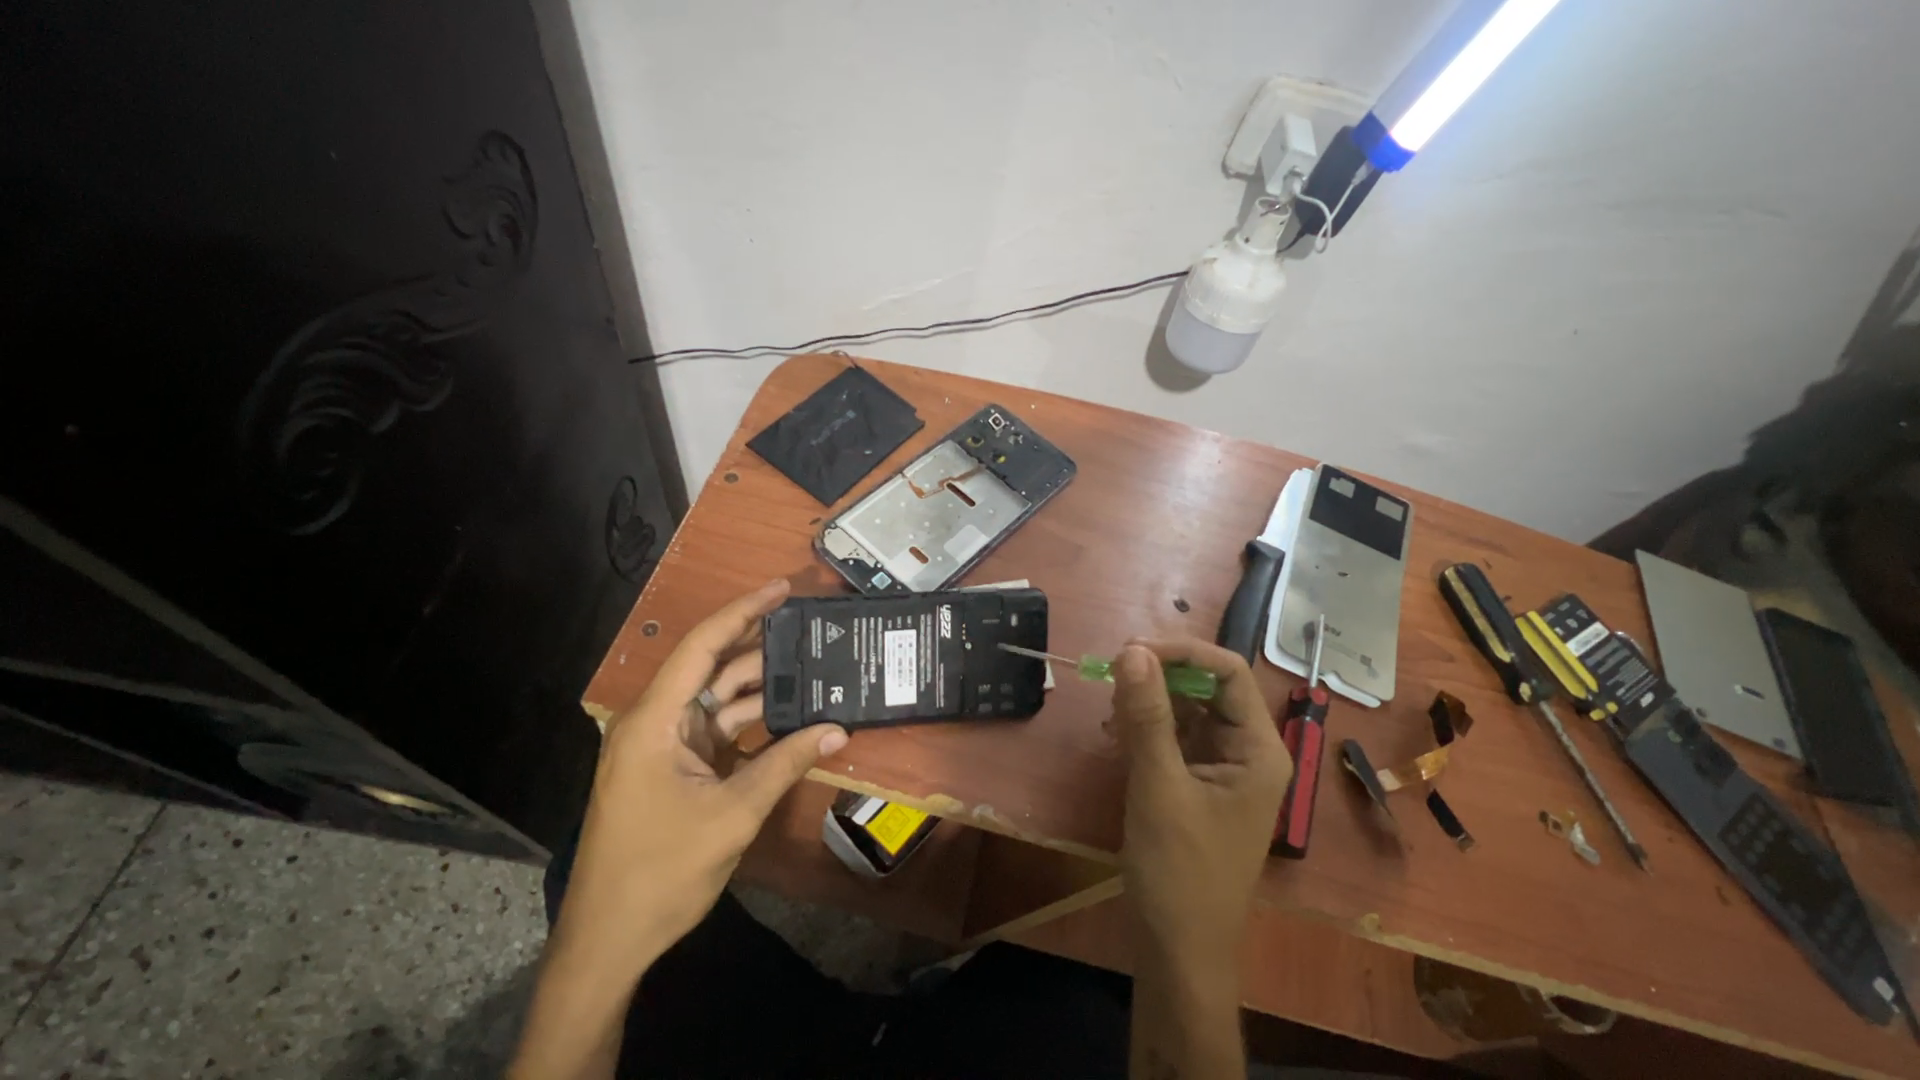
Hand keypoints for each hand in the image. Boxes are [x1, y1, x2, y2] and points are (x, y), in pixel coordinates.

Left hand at [548, 578, 848, 983]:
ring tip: (818, 671)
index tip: (782, 588)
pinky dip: (756, 728)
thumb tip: (838, 729)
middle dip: (764, 651)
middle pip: (714, 671)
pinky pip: (721, 736)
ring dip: (765, 693)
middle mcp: (656, 723)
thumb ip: (785, 765)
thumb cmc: (661, 871)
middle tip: (816, 631)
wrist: (611, 937)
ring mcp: (665, 749)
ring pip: (721, 704)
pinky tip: (796, 719)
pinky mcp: (677, 773)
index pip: (701, 648)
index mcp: (654, 721)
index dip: (742, 612)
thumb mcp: (732, 815)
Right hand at [1111, 639, 1290, 962]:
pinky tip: (1116, 737)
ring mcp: (1224, 770)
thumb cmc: (1179, 870)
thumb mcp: (1159, 787)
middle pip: (1208, 688)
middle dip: (1160, 677)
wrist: (1181, 949)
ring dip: (1149, 703)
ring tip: (1110, 715)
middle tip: (1109, 676)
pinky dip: (1146, 731)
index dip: (1181, 651)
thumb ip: (1147, 716)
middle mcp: (1249, 752)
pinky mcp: (1200, 786)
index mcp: (1259, 749)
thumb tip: (1132, 651)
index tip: (1129, 650)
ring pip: (1188, 712)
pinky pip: (1176, 739)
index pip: (1228, 672)